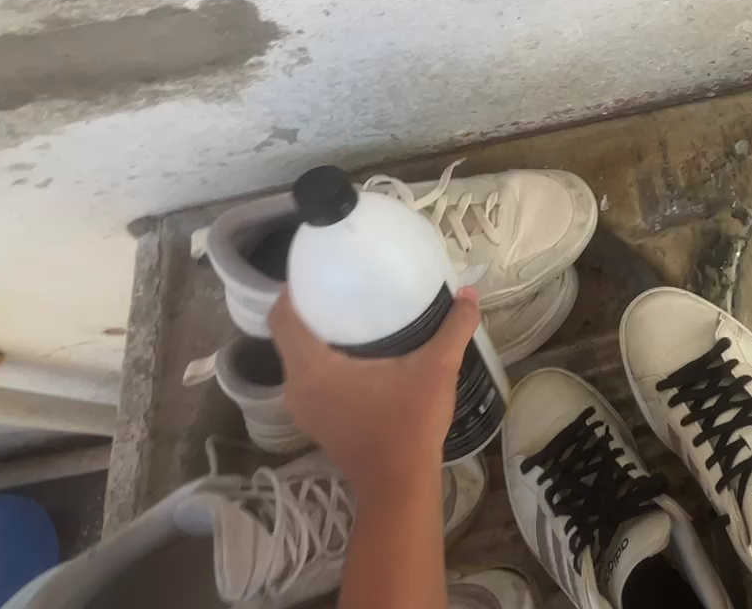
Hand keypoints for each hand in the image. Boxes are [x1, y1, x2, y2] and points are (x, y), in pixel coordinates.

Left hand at [267, 287, 481, 492]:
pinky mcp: (317, 418)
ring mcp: (304, 407)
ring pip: (299, 355)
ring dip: (319, 331)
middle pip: (289, 333)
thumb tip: (469, 294)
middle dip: (313, 304)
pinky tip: (361, 346)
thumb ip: (455, 326)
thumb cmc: (409, 423)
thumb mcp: (438, 367)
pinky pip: (310, 373)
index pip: (282, 317)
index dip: (293, 287)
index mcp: (313, 369)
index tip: (319, 267)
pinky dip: (326, 354)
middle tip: (347, 280)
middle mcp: (298, 386)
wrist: (398, 484)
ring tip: (355, 307)